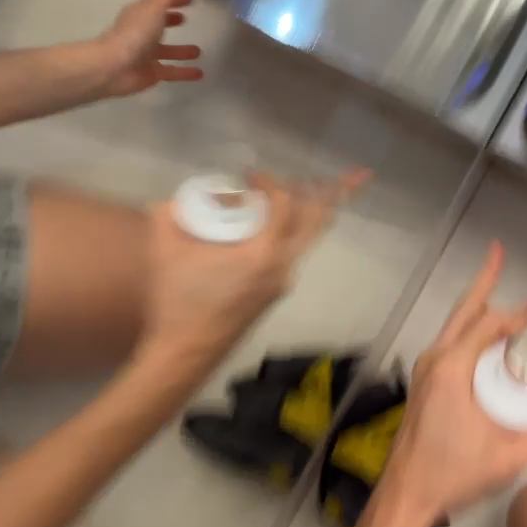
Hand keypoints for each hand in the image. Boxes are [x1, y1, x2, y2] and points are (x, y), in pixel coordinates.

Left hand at [88, 0, 203, 97]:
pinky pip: (171, 72)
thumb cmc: (134, 34)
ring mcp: (146, 54)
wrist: (113, 67)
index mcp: (141, 14)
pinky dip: (184, 73)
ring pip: (167, 50)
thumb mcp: (154, 8)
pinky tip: (200, 74)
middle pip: (160, 24)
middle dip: (173, 20)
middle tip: (188, 19)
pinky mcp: (151, 73)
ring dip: (181, 50)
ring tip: (198, 51)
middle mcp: (143, 32)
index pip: (159, 2)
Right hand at [138, 169, 367, 364]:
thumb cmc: (177, 301)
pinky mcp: (275, 291)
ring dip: (320, 211)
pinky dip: (299, 229)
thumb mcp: (166, 252)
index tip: (250, 176)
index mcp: (261, 253)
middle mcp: (282, 266)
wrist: (185, 352)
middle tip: (360, 173)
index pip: (284, 205)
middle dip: (338, 194)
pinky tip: (289, 219)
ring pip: (311, 238)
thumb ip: (168, 216)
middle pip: (317, 222)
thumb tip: (174, 200)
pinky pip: (295, 251)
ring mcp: (282, 281)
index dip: (271, 183)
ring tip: (338, 188)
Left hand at [377, 243, 526, 526]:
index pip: (486, 326)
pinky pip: (451, 344)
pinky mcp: (424, 384)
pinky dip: (470, 332)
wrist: (406, 495)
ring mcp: (425, 371)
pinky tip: (485, 343)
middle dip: (484, 282)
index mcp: (451, 368)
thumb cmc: (452, 472)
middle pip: (463, 312)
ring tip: (500, 297)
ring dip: (478, 310)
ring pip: (454, 327)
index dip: (513, 316)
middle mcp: (435, 360)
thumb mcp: (506, 459)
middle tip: (497, 253)